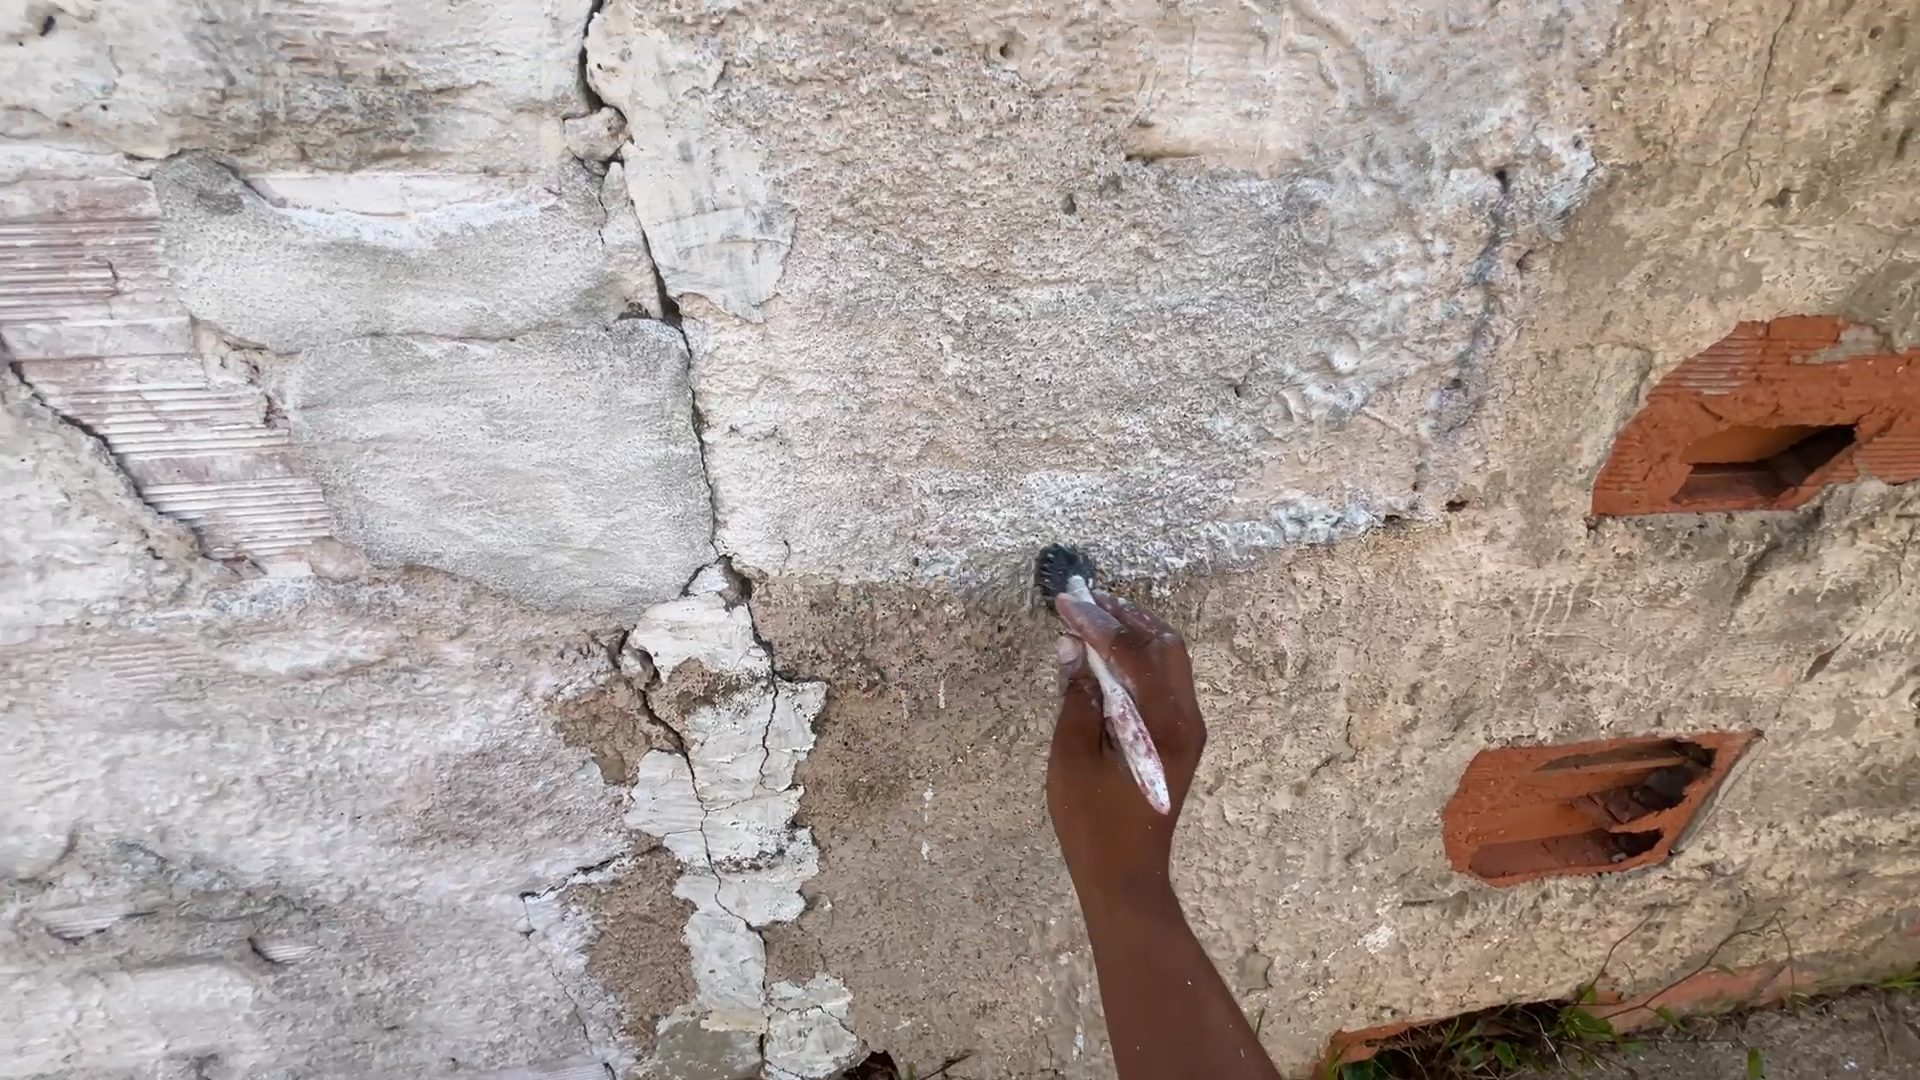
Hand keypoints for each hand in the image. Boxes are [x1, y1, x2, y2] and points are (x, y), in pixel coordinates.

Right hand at [1047, 588, 1206, 906]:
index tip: (1066, 601)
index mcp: (1163, 724)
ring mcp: (1188, 727)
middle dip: (1125, 616)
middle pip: (1165, 645)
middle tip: (1085, 601)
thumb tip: (1072, 647)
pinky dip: (1138, 657)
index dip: (1097, 622)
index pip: (1133, 652)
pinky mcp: (1180, 736)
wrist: (1126, 876)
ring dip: (1134, 632)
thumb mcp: (1071, 757)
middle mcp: (1186, 718)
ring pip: (1169, 659)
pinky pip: (1164, 679)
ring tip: (1094, 617)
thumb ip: (1075, 698)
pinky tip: (1108, 655)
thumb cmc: (1092, 823)